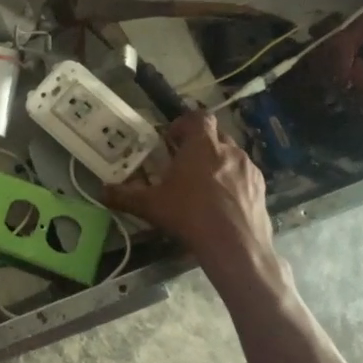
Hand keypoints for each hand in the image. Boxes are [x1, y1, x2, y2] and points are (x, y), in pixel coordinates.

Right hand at [104, 112, 273, 263]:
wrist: (235, 245)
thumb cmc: (189, 215)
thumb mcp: (149, 206)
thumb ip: (123, 195)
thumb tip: (101, 191)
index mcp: (201, 146)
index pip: (198, 117)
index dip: (184, 123)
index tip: (171, 139)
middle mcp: (229, 150)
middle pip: (215, 135)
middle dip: (198, 144)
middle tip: (182, 163)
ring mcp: (249, 169)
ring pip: (231, 155)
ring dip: (216, 162)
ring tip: (201, 185)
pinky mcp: (261, 187)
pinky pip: (243, 174)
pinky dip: (231, 180)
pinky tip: (220, 202)